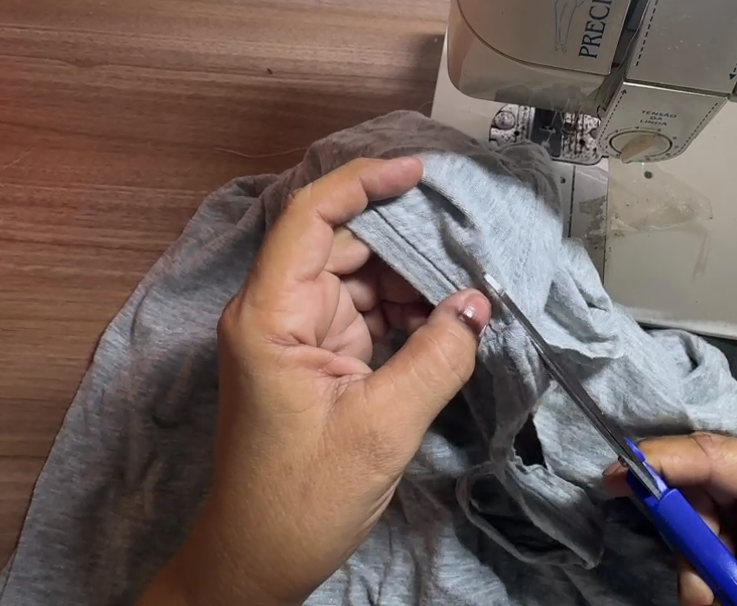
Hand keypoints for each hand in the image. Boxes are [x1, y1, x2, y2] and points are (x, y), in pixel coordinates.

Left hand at [143, 157, 489, 605]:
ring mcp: (300, 328)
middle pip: (342, 240)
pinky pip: (368, 307)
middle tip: (464, 236)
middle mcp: (280, 307)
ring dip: (411, 274)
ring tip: (465, 276)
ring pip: (360, 272)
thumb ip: (436, 359)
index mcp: (271, 313)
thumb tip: (480, 303)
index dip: (362, 181)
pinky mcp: (320, 351)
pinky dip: (406, 307)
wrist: (256, 564)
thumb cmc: (300, 500)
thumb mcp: (379, 430)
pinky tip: (445, 314)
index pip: (310, 216)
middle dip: (403, 236)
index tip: (417, 172)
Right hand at [606, 434, 736, 605]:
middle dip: (688, 539)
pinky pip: (717, 540)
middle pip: (700, 486)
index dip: (658, 463)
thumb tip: (686, 581)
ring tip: (718, 601)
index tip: (612, 479)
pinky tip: (730, 597)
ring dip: (699, 566)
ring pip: (702, 517)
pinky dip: (710, 574)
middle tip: (700, 593)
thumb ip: (728, 588)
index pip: (712, 454)